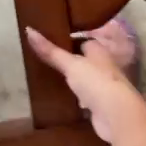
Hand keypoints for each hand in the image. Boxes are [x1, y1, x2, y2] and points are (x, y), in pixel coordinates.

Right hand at [25, 26, 145, 142]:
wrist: (116, 115)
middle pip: (84, 61)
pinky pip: (85, 99)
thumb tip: (28, 30)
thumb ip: (51, 51)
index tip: (51, 42)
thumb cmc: (95, 81)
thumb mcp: (70, 64)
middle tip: (47, 61)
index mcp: (99, 51)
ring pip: (85, 80)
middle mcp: (104, 67)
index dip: (69, 41)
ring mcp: (103, 87)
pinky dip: (77, 100)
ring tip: (51, 80)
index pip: (83, 42)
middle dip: (70, 62)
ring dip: (74, 81)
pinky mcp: (101, 106)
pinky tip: (64, 101)